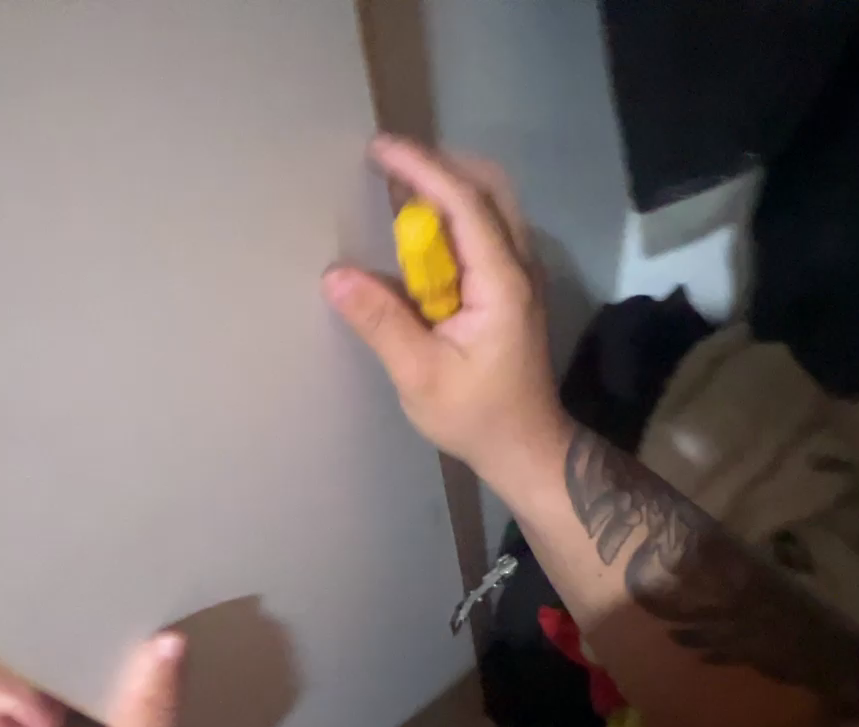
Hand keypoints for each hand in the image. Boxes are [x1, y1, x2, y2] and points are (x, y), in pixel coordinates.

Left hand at [0, 634, 184, 726]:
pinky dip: (103, 637)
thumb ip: (148, 718)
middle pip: (4, 648)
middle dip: (50, 647)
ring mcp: (41, 685)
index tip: (55, 717)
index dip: (6, 689)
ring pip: (40, 634)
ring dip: (80, 637)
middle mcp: (11, 703)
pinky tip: (133, 647)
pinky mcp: (72, 671)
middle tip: (103, 659)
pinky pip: (75, 636)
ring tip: (123, 651)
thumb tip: (168, 640)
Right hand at [323, 135, 569, 489]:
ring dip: (445, 189)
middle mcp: (518, 266)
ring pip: (489, 207)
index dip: (421, 170)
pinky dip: (451, 217)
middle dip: (437, 168)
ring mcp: (519, 275)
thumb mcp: (419, 374)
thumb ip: (381, 322)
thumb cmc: (475, 415)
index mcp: (501, 282)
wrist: (523, 445)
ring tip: (396, 191)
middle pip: (487, 189)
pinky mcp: (510, 289)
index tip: (380, 149)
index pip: (464, 204)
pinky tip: (419, 233)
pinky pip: (483, 232)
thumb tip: (335, 276)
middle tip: (388, 165)